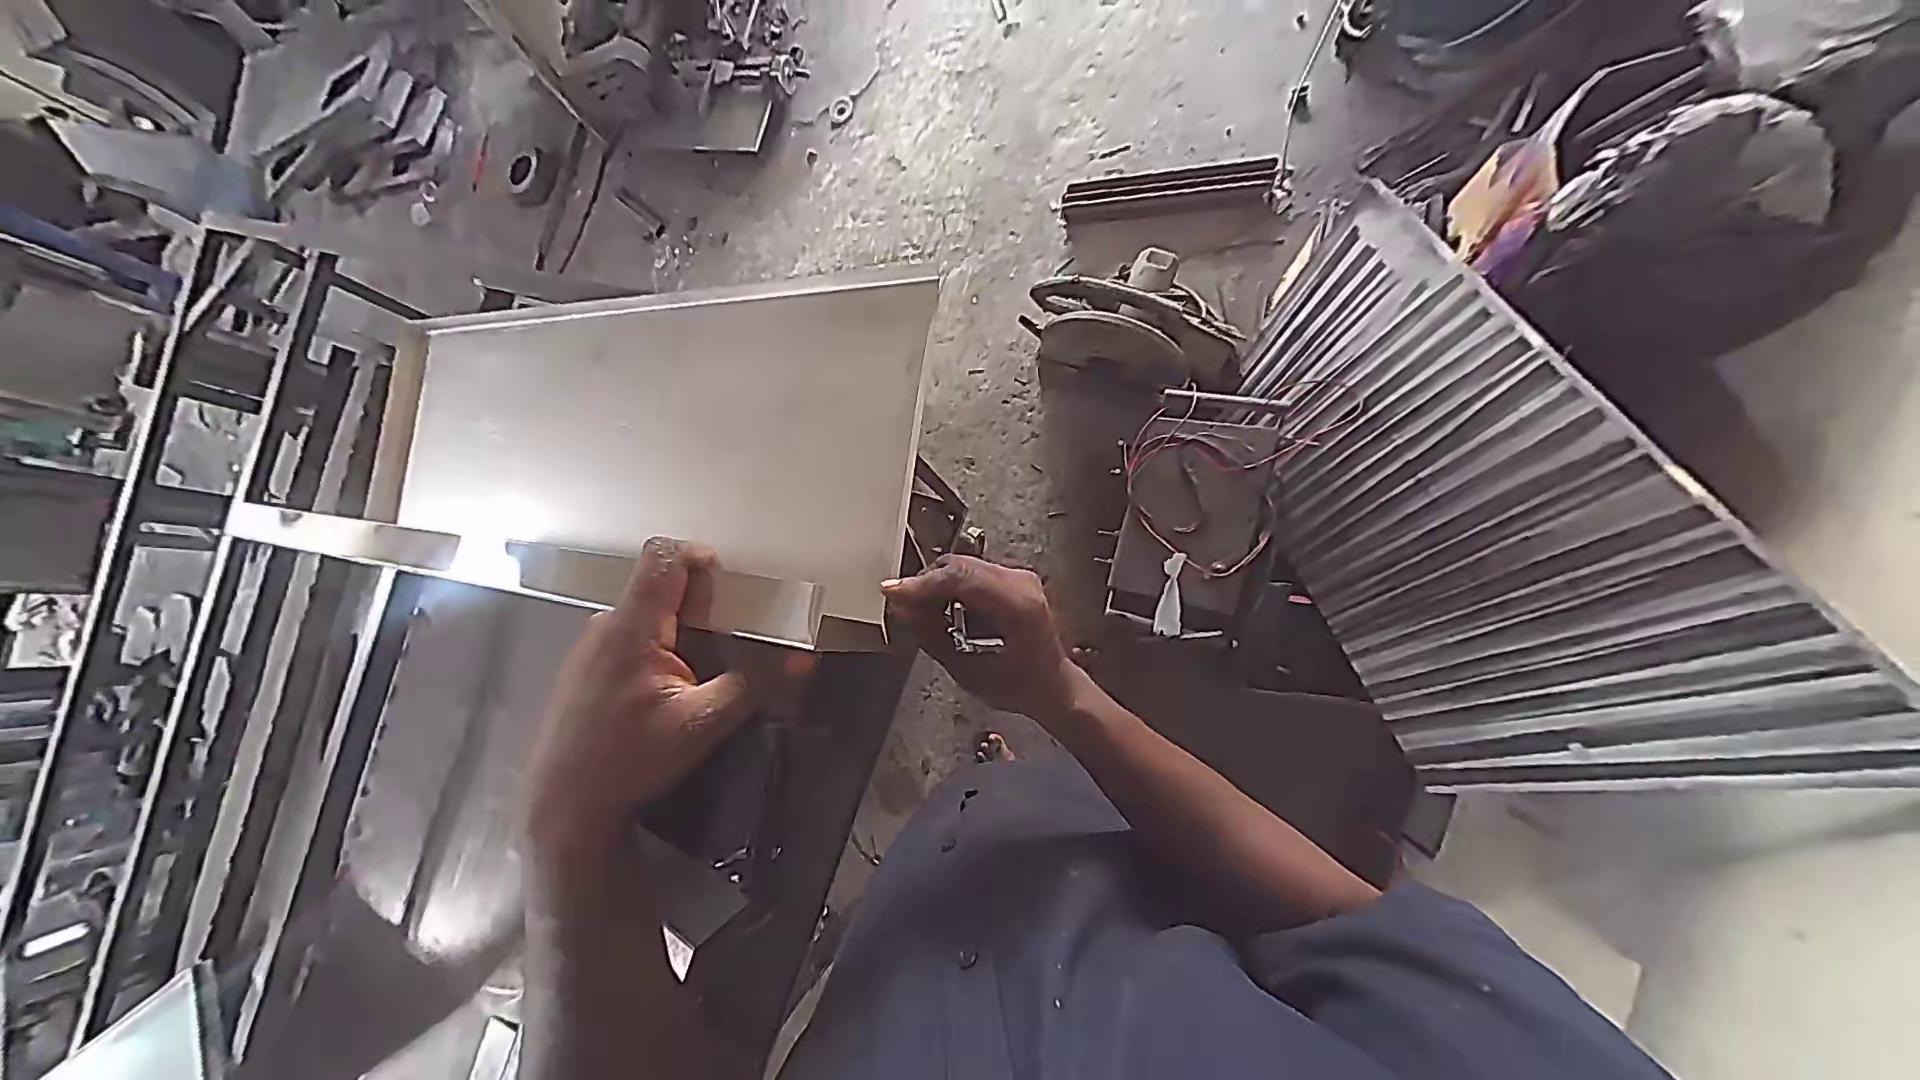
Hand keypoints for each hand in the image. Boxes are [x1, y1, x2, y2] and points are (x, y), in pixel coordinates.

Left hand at [528, 537, 813, 861]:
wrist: (564, 808)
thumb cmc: (623, 763)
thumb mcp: (703, 723)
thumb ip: (756, 684)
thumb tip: (799, 660)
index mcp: (630, 628)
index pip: (664, 557)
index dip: (701, 555)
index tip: (730, 583)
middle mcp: (606, 626)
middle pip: (663, 585)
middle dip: (704, 605)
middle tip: (729, 640)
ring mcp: (594, 647)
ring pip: (652, 613)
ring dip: (686, 630)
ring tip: (704, 672)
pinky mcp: (591, 667)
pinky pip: (637, 637)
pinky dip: (666, 648)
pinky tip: (674, 689)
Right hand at [882, 555, 1092, 721]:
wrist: (1053, 685)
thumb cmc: (1019, 686)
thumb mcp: (969, 672)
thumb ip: (934, 638)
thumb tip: (905, 610)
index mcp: (1018, 606)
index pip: (961, 578)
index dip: (921, 584)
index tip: (893, 592)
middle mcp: (1022, 583)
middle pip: (960, 566)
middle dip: (926, 584)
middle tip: (904, 608)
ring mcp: (1020, 577)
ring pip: (963, 566)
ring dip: (937, 585)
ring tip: (924, 614)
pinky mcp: (1014, 578)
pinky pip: (972, 572)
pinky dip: (951, 588)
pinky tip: (945, 611)